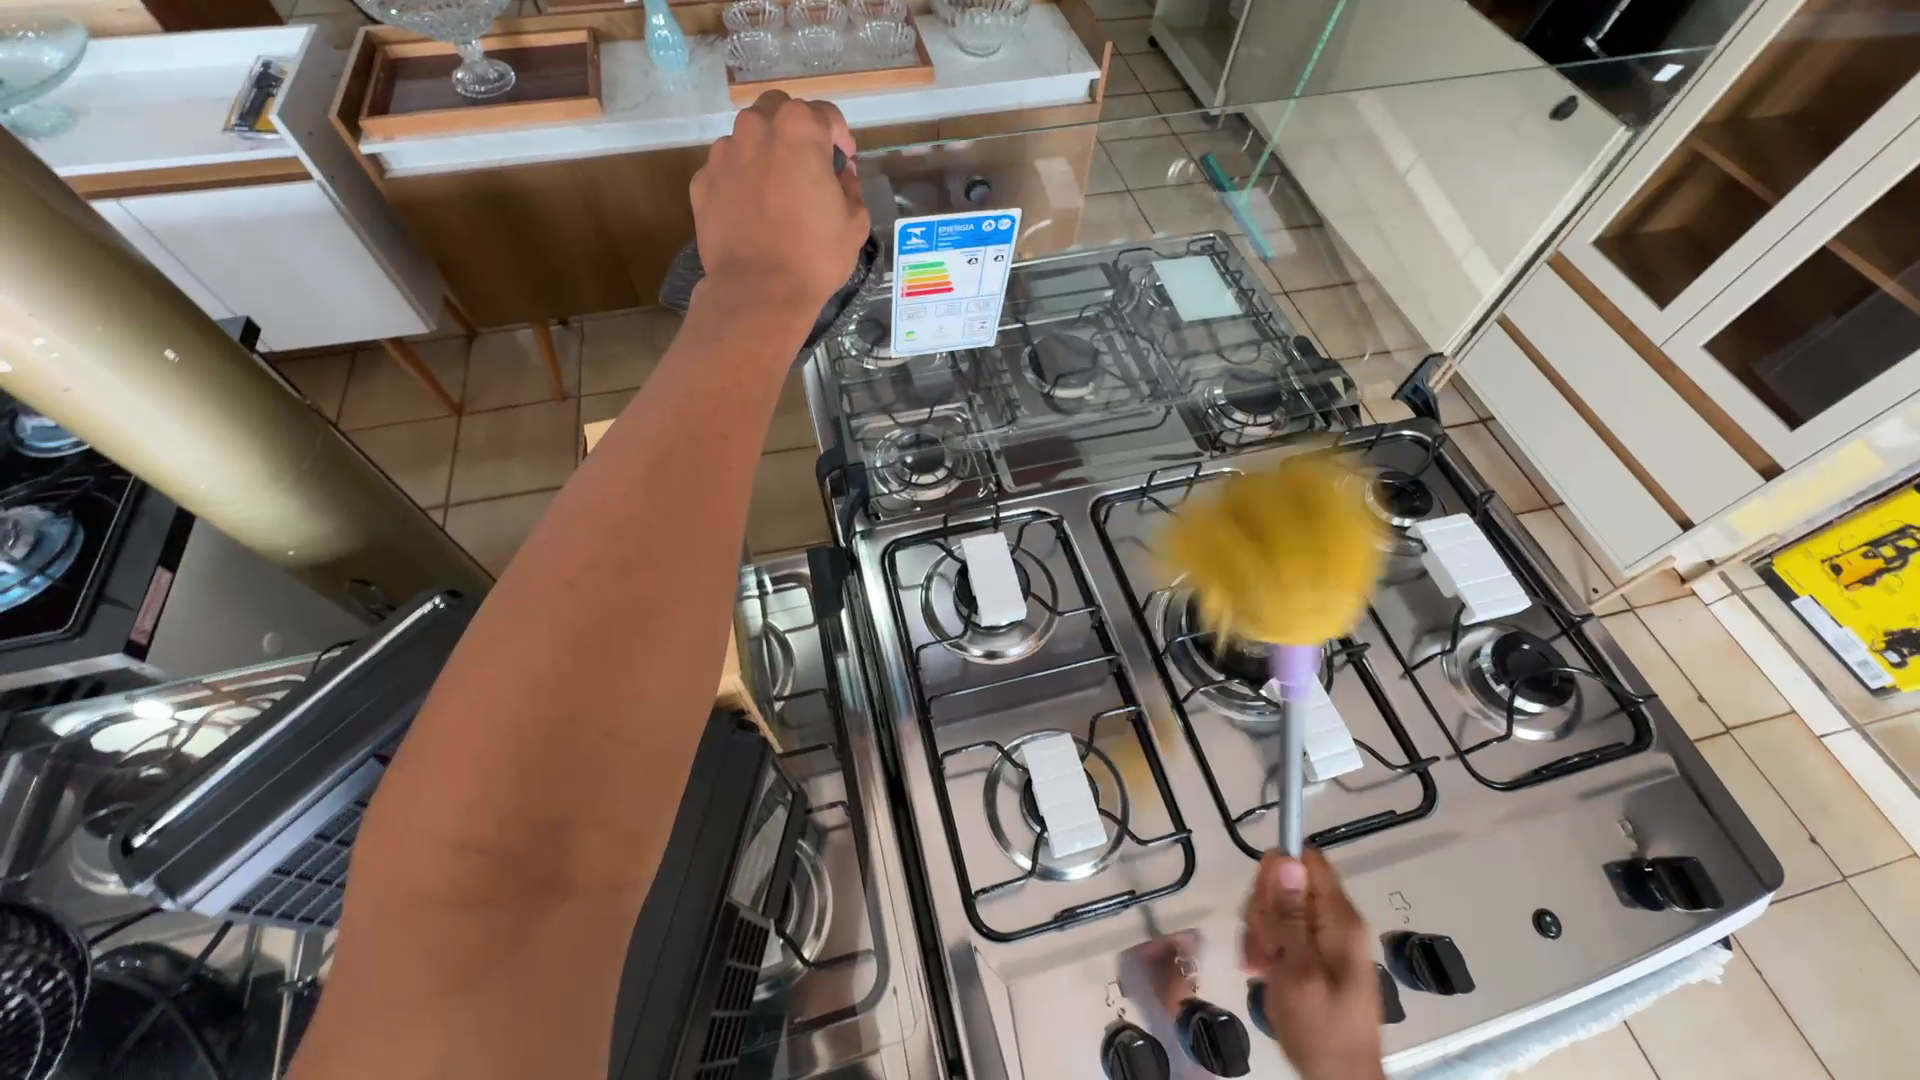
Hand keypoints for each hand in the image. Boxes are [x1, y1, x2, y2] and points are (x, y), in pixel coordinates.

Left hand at [689, 92, 870, 324]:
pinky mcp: (702, 182)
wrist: (759, 291)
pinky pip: (727, 170)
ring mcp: (723, 154)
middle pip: (778, 110)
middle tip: (808, 163)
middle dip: (796, 129)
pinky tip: (752, 210)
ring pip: (748, 137)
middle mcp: (756, 128)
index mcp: (799, 129)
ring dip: (765, 152)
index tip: (844, 161)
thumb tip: (840, 174)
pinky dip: (740, 180)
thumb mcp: (854, 222)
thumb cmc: (815, 256)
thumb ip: (850, 187)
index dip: (841, 138)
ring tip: (776, 189)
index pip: (826, 115)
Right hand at [1242, 849, 1384, 1079]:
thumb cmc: (1320, 1031)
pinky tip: (1262, 971)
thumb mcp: (1297, 971)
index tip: (1261, 903)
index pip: (1307, 861)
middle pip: (1287, 883)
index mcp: (1340, 919)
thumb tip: (1287, 859)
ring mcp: (1327, 938)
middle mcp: (1336, 921)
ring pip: (1280, 908)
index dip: (1276, 871)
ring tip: (1260, 966)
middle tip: (1261, 948)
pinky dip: (1267, 947)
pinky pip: (1284, 932)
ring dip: (1261, 932)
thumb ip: (1289, 915)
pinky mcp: (1317, 955)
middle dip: (1264, 910)